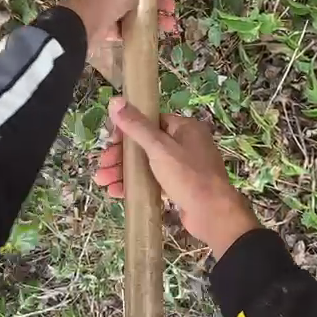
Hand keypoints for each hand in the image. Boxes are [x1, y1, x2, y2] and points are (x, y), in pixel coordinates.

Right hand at [96, 98, 260, 258]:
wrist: (213, 215)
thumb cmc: (188, 176)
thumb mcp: (159, 148)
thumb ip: (136, 126)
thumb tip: (115, 101)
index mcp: (184, 128)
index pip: (150, 121)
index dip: (127, 130)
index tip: (110, 142)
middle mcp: (185, 144)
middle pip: (146, 144)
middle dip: (121, 156)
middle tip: (102, 166)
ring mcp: (183, 167)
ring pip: (147, 164)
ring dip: (124, 171)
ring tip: (103, 181)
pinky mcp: (180, 187)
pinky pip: (153, 180)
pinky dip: (136, 183)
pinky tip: (117, 192)